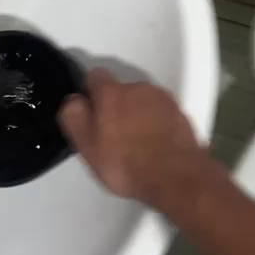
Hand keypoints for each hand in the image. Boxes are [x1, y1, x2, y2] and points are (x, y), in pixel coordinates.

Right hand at [58, 68, 218, 216]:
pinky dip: (157, 123)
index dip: (90, 92)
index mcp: (112, 93)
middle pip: (121, 90)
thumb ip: (75, 119)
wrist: (176, 177)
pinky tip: (156, 146)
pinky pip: (162, 113)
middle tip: (114, 136)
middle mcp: (138, 87)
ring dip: (138, 114)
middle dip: (116, 107)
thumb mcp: (88, 148)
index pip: (95, 76)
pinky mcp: (180, 113)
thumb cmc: (126, 163)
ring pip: (143, 101)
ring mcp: (163, 99)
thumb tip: (73, 101)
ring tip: (137, 144)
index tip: (90, 112)